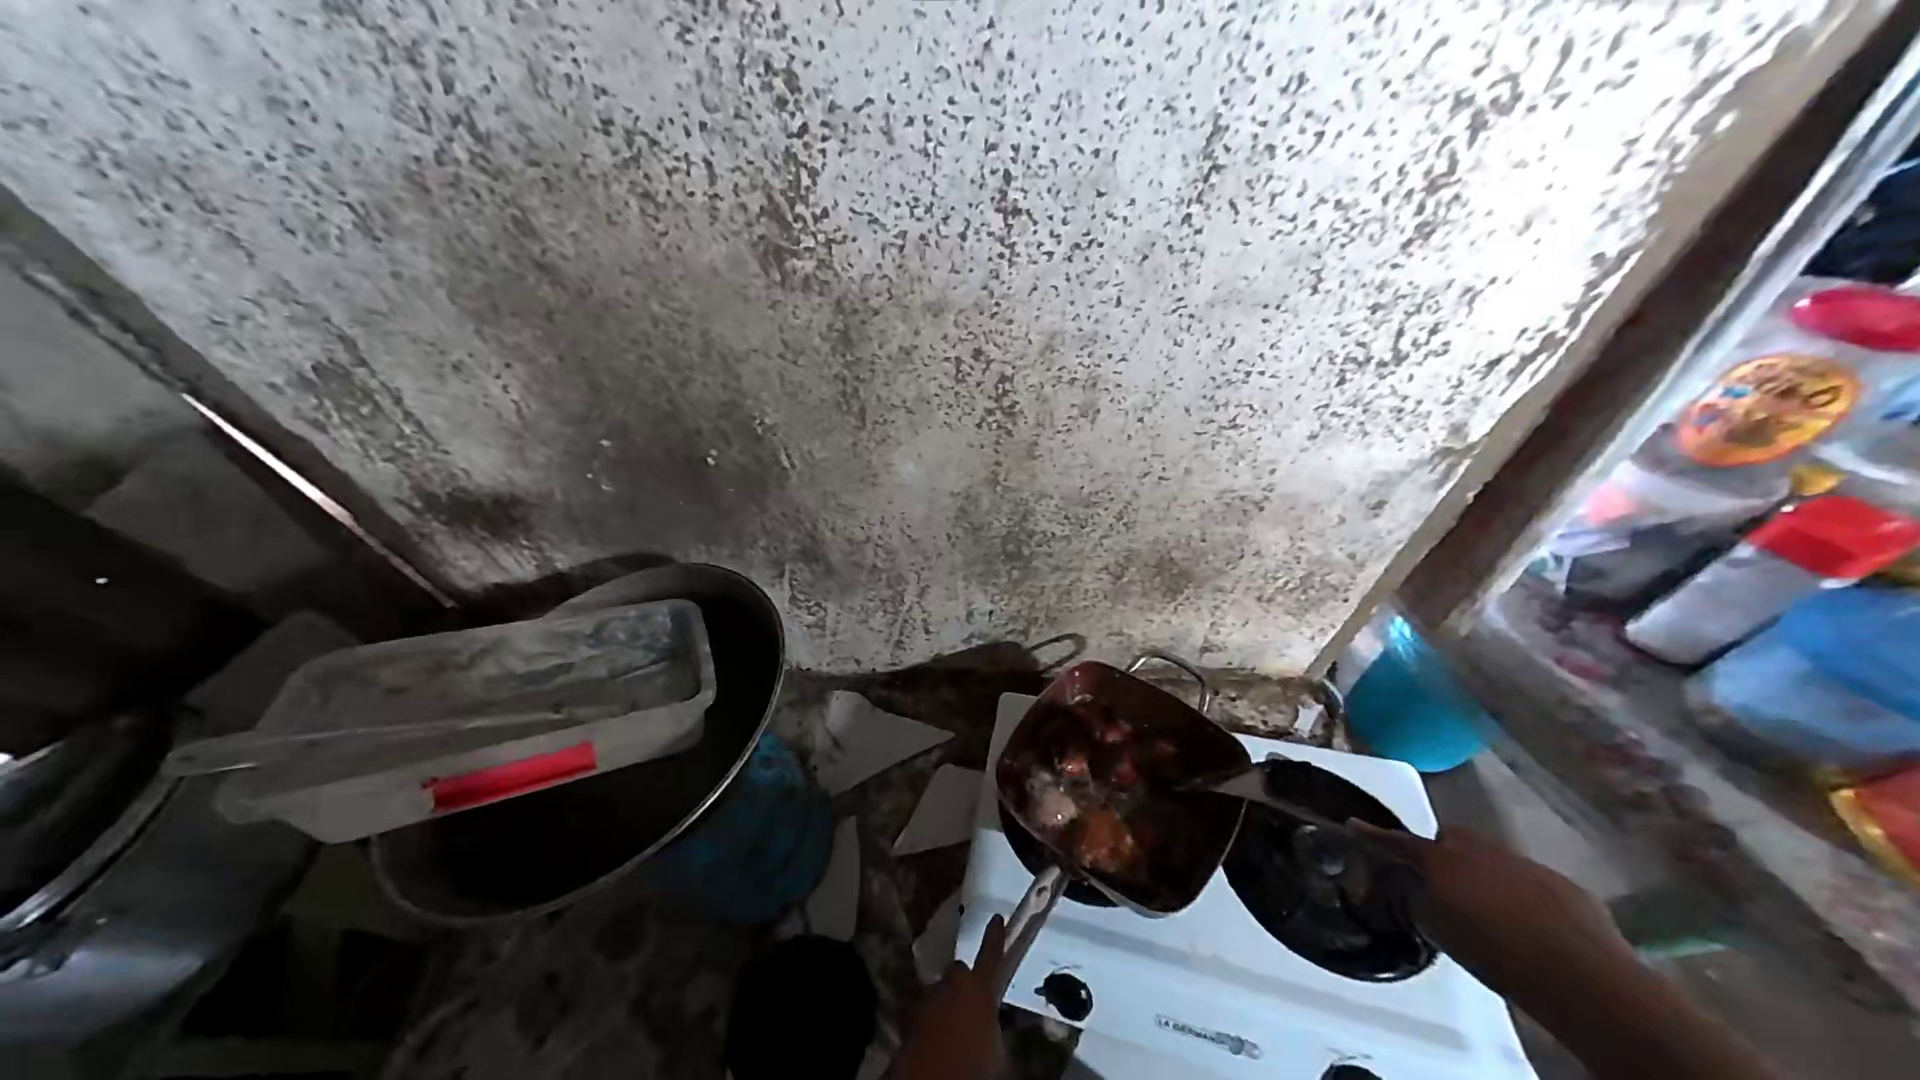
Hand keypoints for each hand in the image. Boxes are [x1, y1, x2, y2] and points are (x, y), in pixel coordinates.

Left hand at [894, 915, 1008, 1079]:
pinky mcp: (909, 1012)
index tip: (996, 916)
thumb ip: (997, 1029)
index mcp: (980, 989)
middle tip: (969, 1006)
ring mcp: (929, 996)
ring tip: (950, 1030)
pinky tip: (933, 1040)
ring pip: (940, 992)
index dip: (995, 936)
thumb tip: (996, 1029)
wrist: (929, 1076)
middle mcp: (954, 984)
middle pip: (960, 972)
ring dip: (945, 1004)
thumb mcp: (999, 1050)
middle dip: (964, 983)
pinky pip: (924, 1011)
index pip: (992, 955)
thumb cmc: (973, 1063)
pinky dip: (928, 1020)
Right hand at [1348, 821, 1635, 1001]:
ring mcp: (1523, 862)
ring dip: (1483, 876)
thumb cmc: (1494, 950)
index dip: (1372, 835)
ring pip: (1491, 859)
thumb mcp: (1438, 927)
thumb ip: (1421, 899)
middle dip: (1443, 854)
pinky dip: (1521, 895)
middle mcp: (1478, 849)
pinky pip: (1529, 881)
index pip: (1397, 842)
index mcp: (1440, 858)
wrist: (1578, 973)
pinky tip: (1528, 925)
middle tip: (1440, 882)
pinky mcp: (1562, 883)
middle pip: (1450, 840)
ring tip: (1489, 911)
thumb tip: (1420, 892)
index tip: (1353, 825)